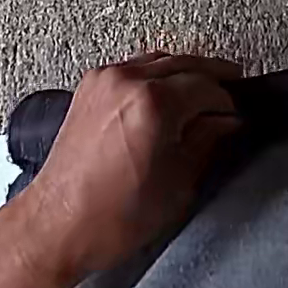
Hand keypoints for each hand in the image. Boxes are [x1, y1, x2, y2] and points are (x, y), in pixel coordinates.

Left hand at [16, 52, 241, 275]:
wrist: (53, 227)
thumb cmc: (110, 217)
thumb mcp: (177, 184)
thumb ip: (207, 141)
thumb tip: (226, 121)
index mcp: (154, 103)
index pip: (208, 87)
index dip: (227, 102)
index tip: (234, 115)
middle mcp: (130, 81)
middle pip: (188, 64)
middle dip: (213, 78)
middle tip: (231, 90)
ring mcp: (109, 79)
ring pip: (164, 60)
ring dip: (187, 71)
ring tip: (204, 88)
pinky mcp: (93, 83)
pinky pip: (138, 66)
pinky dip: (158, 72)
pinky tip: (169, 87)